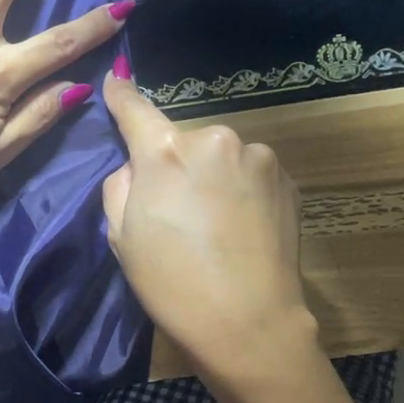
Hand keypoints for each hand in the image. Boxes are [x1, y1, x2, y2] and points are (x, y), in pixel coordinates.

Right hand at [101, 66, 319, 383]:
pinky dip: (240, 191)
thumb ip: (121, 186)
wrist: (248, 322)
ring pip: (219, 157)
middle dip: (174, 164)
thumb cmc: (171, 284)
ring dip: (212, 177)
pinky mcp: (287, 177)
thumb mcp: (121, 237)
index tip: (116, 80)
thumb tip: (138, 166)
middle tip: (173, 213)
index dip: (121, 95)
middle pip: (181, 142)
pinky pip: (249, 173)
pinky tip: (240, 229)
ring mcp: (258, 156)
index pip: (135, 110)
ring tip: (214, 228)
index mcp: (164, 153)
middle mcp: (215, 138)